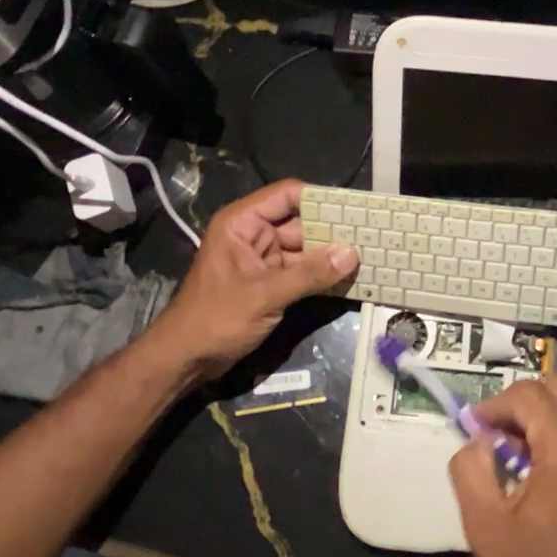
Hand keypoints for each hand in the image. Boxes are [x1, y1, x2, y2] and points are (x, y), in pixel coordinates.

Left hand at [142, 179, 358, 379]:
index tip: (355, 207)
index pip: (287, 195)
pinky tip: (350, 277)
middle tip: (372, 233)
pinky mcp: (269, 283)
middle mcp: (253, 235)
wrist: (184, 360)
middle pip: (300, 223)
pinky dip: (321, 275)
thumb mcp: (264, 295)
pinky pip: (301, 272)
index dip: (320, 199)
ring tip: (370, 254)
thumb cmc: (215, 319)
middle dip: (333, 230)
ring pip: (304, 249)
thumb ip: (309, 274)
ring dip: (331, 255)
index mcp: (242, 223)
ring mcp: (262, 260)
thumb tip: (351, 254)